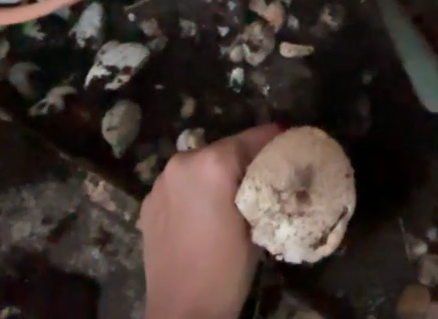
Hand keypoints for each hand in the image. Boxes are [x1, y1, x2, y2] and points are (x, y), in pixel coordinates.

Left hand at [140, 123, 281, 318]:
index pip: (253, 137)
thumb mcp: (256, 221)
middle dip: (243, 160)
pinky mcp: (148, 202)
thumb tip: (273, 171)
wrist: (182, 313)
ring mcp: (161, 182)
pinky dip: (194, 191)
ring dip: (216, 174)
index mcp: (213, 163)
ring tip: (231, 198)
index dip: (274, 140)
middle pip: (224, 149)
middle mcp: (183, 162)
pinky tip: (204, 214)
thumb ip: (261, 187)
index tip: (289, 143)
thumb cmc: (226, 268)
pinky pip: (180, 185)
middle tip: (262, 178)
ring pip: (200, 165)